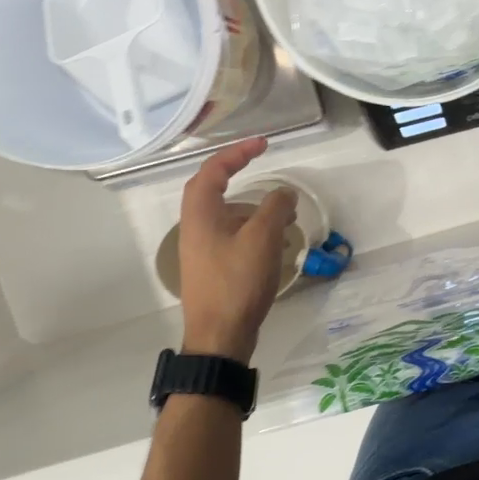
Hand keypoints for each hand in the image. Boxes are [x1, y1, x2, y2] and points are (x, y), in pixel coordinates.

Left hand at [177, 138, 296, 362]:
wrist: (219, 336)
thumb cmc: (237, 283)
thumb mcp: (262, 239)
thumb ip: (275, 208)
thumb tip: (283, 192)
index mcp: (200, 214)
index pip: (213, 170)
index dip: (237, 152)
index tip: (263, 144)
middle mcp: (194, 227)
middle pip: (214, 189)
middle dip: (239, 174)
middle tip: (264, 164)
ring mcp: (201, 250)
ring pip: (226, 215)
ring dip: (252, 206)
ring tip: (283, 212)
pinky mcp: (213, 268)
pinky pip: (232, 235)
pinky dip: (253, 229)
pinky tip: (274, 242)